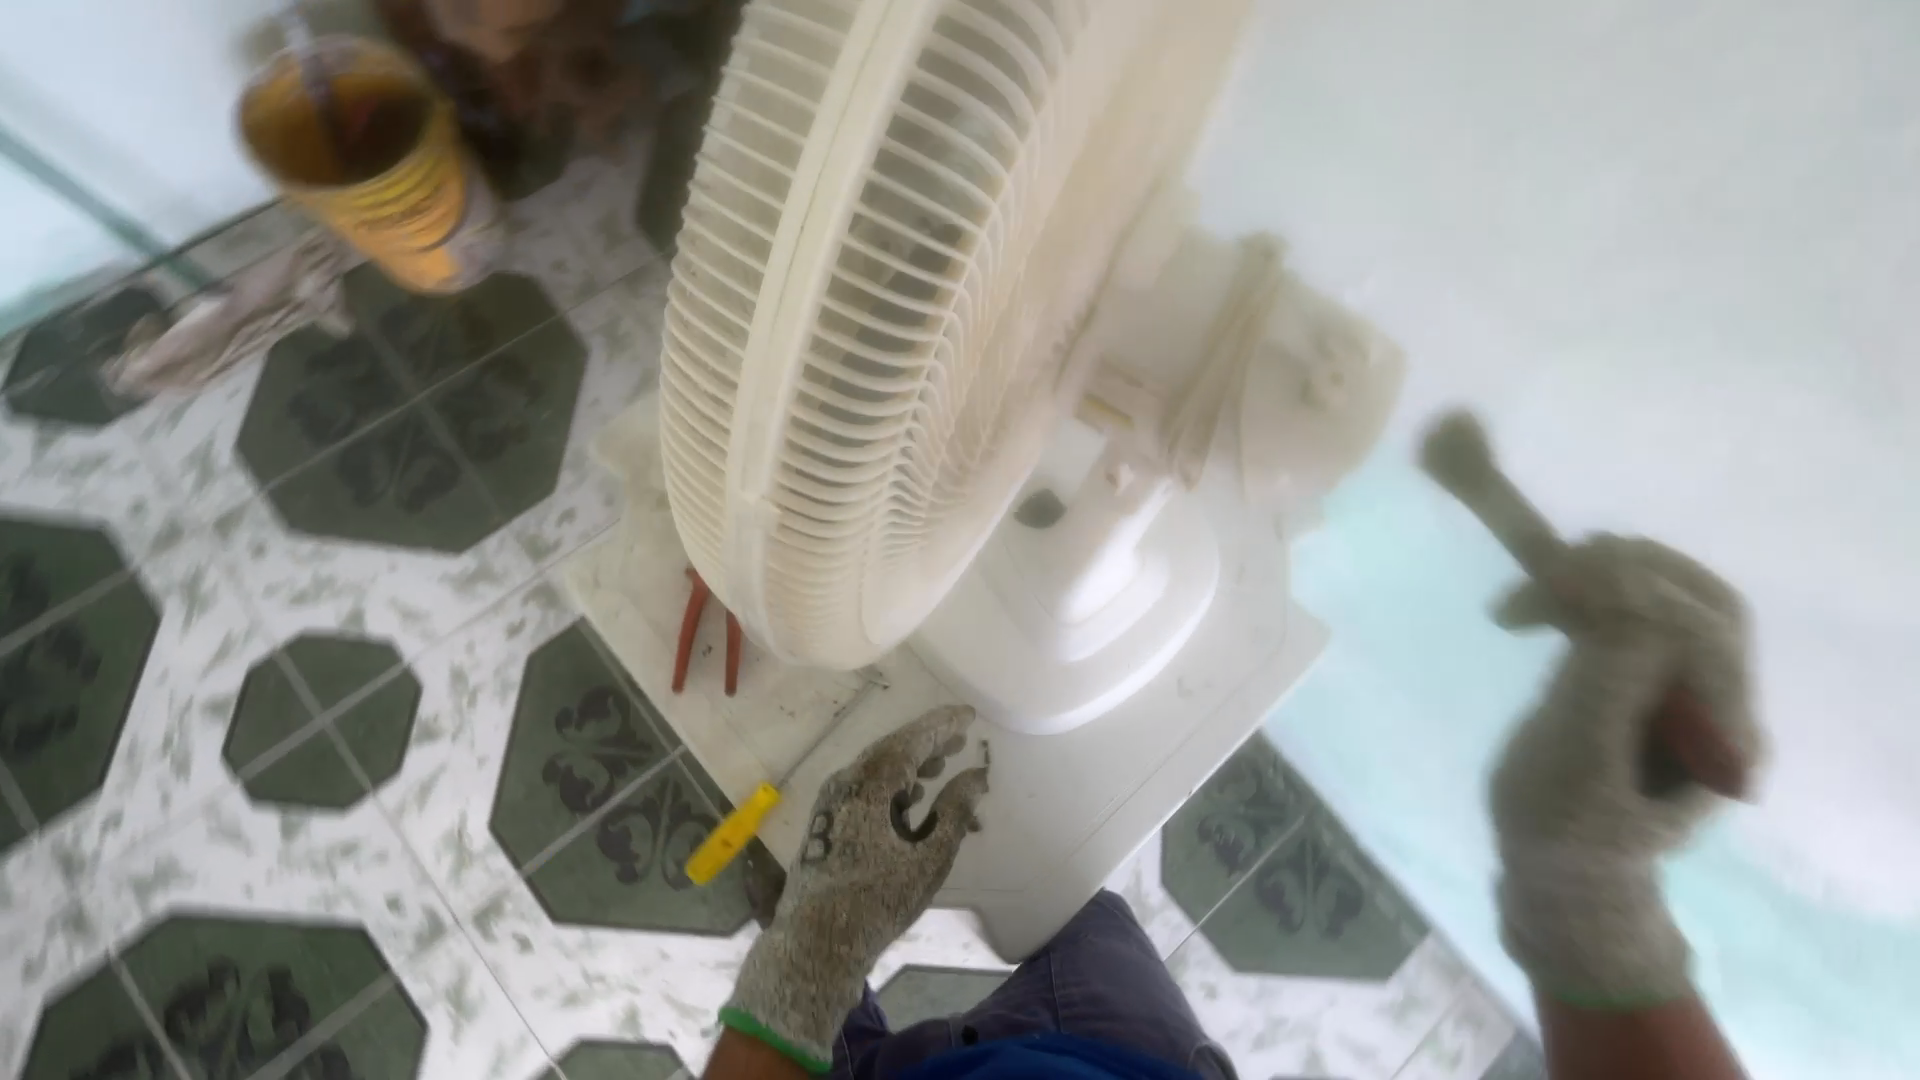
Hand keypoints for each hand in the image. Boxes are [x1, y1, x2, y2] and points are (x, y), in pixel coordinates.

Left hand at [722, 706, 989, 1071]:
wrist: (815, 945)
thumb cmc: (877, 901)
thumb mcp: (928, 858)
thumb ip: (955, 812)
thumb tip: (977, 776)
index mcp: (869, 785)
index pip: (911, 740)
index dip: (942, 725)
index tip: (968, 715)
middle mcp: (846, 783)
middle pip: (892, 749)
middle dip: (928, 742)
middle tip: (961, 736)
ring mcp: (831, 801)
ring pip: (878, 769)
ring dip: (912, 764)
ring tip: (943, 763)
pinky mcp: (827, 820)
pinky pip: (866, 788)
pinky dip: (894, 785)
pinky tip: (913, 796)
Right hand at [1488, 535, 1761, 1007]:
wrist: (1561, 873)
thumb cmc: (1559, 826)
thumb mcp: (1574, 759)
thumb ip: (1605, 678)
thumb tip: (1624, 595)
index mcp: (1720, 734)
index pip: (1697, 631)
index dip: (1632, 588)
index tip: (1553, 573)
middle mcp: (1722, 709)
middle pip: (1702, 608)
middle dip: (1631, 571)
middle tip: (1555, 563)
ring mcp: (1688, 701)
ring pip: (1670, 610)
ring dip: (1606, 583)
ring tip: (1538, 585)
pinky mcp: (1648, 693)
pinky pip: (1637, 628)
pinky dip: (1592, 603)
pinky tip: (1547, 608)